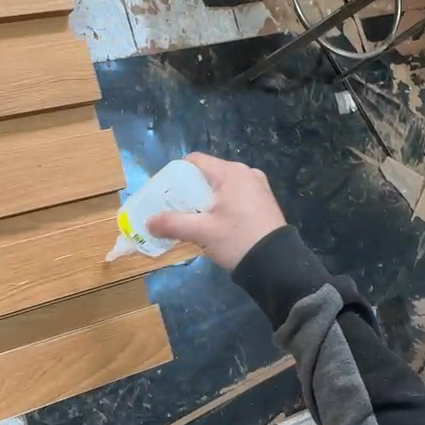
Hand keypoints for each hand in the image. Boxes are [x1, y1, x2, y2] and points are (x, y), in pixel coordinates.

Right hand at [144, 153, 286, 270]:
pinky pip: (235, 196)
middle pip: (208, 174)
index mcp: (230, 172)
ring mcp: (258, 186)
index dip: (175, 174)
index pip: (194, 161)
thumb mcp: (202, 232)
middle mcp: (246, 173)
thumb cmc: (237, 240)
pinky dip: (221, 205)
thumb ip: (173, 224)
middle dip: (189, 190)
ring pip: (222, 187)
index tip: (164, 193)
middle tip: (175, 209)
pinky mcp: (264, 201)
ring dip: (205, 200)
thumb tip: (148, 223)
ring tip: (193, 219)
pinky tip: (216, 224)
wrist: (276, 263)